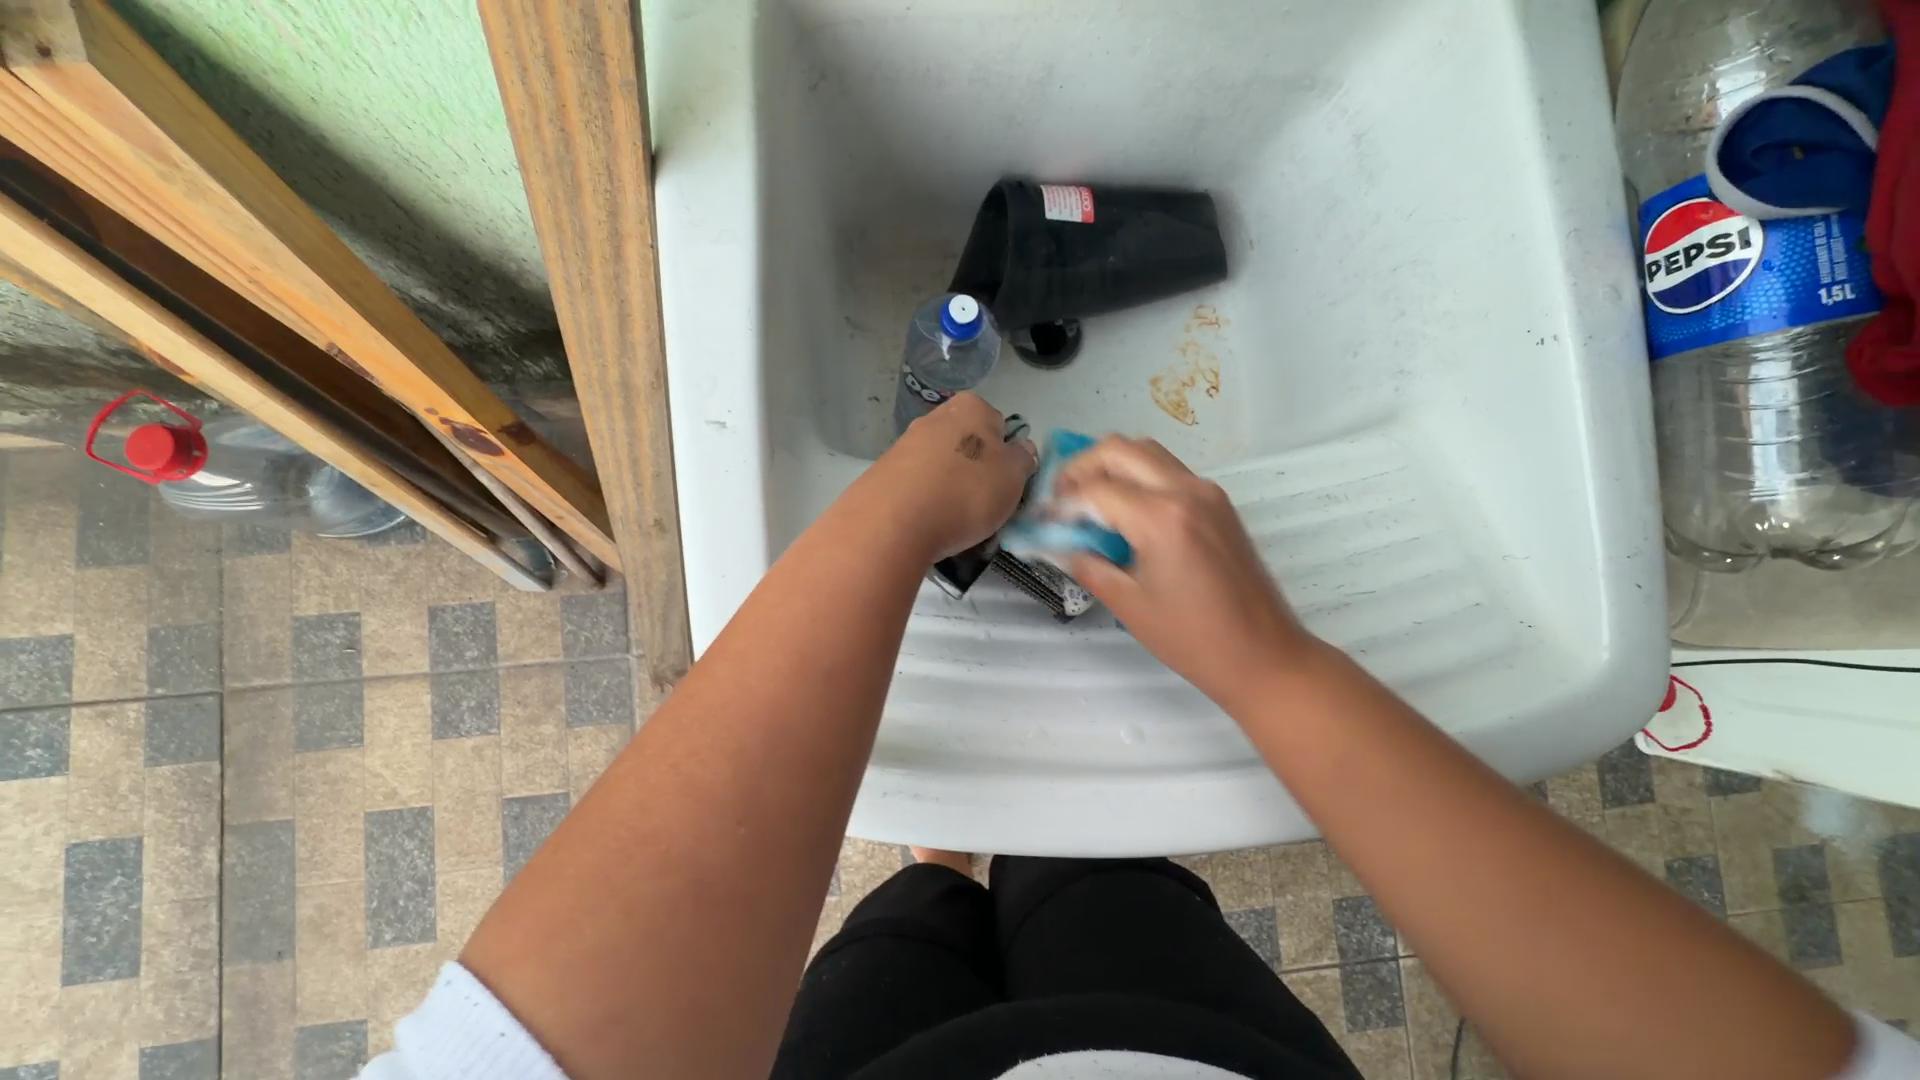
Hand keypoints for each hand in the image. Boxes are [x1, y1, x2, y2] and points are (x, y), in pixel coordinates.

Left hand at [857, 393, 1036, 560]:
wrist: (895, 522)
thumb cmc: (966, 492)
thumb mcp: (1013, 477)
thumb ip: (1022, 458)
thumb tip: (1021, 448)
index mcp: (972, 407)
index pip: (1000, 425)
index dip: (1006, 454)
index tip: (1005, 482)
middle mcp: (935, 417)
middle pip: (967, 445)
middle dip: (976, 470)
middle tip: (984, 504)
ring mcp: (906, 444)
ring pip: (941, 466)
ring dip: (950, 488)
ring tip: (956, 521)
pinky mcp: (884, 472)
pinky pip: (917, 486)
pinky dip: (926, 501)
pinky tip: (929, 523)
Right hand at [1058, 436, 1317, 706]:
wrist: (1265, 655)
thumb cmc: (1194, 640)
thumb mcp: (1128, 605)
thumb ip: (1087, 564)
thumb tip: (1057, 545)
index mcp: (1162, 517)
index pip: (1095, 490)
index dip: (1061, 504)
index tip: (1042, 523)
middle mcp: (1186, 490)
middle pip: (1120, 450)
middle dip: (1081, 468)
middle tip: (1062, 502)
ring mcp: (1208, 492)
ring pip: (1146, 452)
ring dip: (1111, 468)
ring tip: (1089, 504)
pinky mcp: (1219, 503)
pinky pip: (1168, 471)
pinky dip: (1138, 478)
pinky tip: (1123, 515)